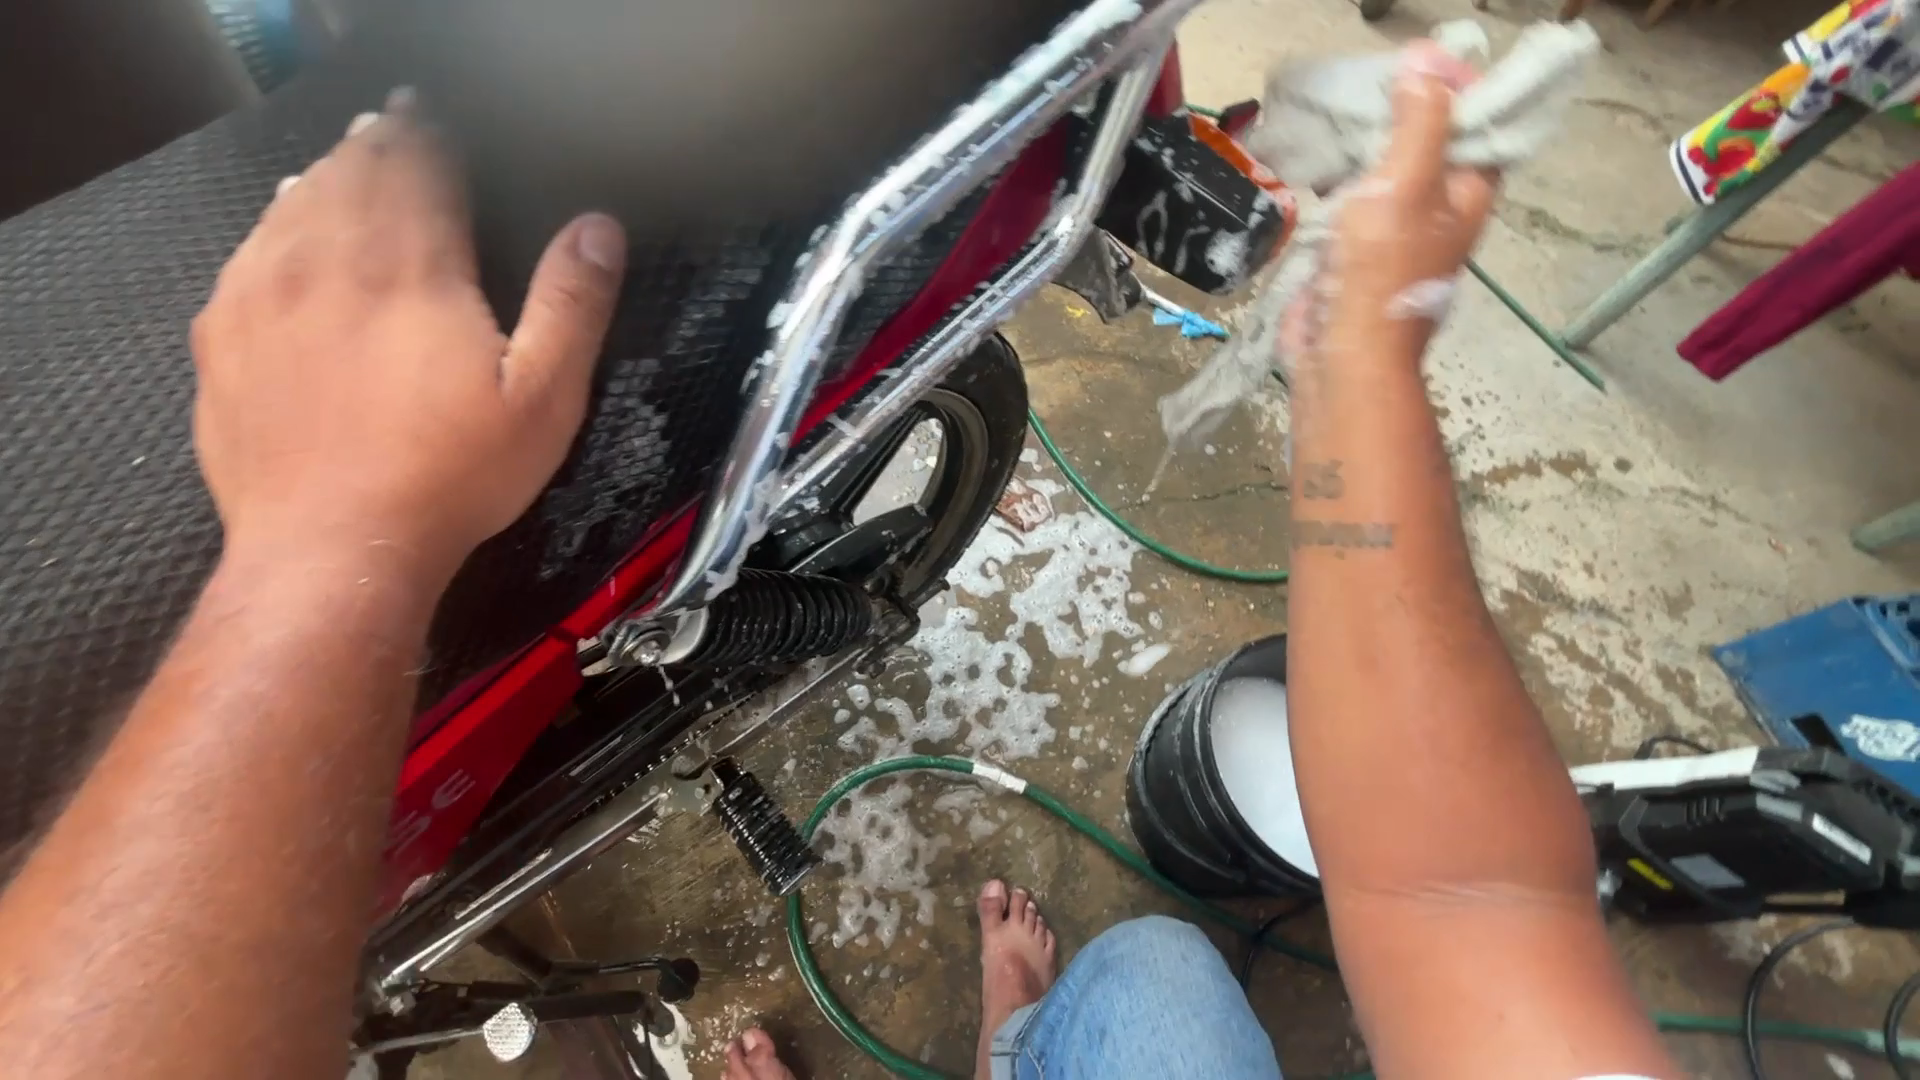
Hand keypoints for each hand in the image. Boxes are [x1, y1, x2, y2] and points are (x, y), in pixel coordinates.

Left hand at [191, 90, 627, 586]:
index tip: (441, 114)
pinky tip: (288, 221)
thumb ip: (572, 305)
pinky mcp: (227, 336)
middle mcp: (329, 263)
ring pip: (295, 204)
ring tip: (352, 156)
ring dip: (330, 173)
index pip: (418, 171)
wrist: (337, 543)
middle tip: (399, 122)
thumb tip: (598, 229)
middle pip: (352, 176)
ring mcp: (265, 296)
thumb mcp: (545, 397)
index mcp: (413, 270)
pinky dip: (277, 220)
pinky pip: (248, 250)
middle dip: (381, 144)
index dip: (432, 137)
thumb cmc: (457, 472)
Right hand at [1323, 42, 1496, 357]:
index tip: (1410, 65)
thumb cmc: (1377, 271)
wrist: (1338, 352)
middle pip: (1424, 143)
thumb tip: (1424, 61)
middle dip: (1395, 114)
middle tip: (1363, 89)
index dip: (1451, 85)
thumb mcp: (1405, 184)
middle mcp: (1434, 209)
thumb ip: (1418, 122)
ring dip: (1358, 149)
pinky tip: (1311, 167)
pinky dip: (1331, 184)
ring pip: (1380, 173)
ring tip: (1333, 119)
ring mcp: (1389, 234)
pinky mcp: (1348, 254)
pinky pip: (1345, 205)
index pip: (1476, 119)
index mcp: (1467, 191)